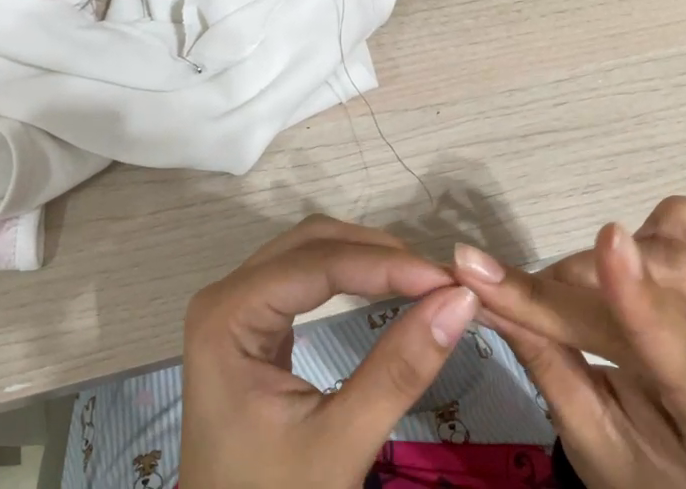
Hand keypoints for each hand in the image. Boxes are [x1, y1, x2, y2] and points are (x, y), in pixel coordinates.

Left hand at [181, 215, 480, 487]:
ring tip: (422, 280)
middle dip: (376, 253)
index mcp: (228, 315)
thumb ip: (398, 369)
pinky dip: (347, 276)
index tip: (448, 279)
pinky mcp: (251, 323)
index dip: (384, 265)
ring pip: (307, 253)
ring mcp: (235, 307)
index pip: (316, 264)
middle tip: (439, 279)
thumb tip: (460, 302)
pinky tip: (383, 287)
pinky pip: (302, 279)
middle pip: (309, 245)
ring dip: (365, 258)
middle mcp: (225, 295)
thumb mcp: (340, 440)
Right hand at [451, 197, 685, 488]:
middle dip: (575, 281)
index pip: (684, 359)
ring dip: (606, 258)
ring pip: (681, 252)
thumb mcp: (589, 437)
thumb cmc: (648, 475)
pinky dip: (676, 223)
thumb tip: (473, 283)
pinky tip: (639, 248)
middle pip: (667, 287)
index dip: (640, 299)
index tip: (604, 238)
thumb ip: (542, 357)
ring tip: (573, 290)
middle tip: (514, 295)